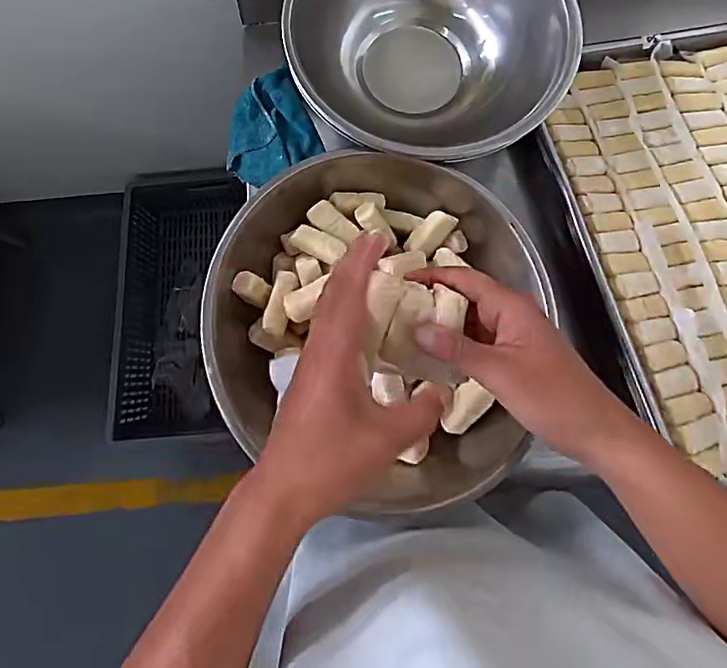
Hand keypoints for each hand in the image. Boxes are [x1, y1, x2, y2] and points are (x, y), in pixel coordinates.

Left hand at [254, 235, 448, 525]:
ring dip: (345, 284)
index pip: (349, 293)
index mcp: (336, 352)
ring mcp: (309, 361)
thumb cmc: (331, 461)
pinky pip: (326, 327)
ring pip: (326, 310)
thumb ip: (420, 413)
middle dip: (353, 264)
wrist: (283, 487)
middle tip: (374, 244)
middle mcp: (319, 348)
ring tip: (366, 272)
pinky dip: (341, 308)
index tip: (377, 237)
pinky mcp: (307, 376)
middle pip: (334, 293)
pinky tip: (353, 321)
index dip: (362, 262)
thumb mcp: (387, 439)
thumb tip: (442, 391)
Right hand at [409, 266, 643, 463]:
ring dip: (442, 323)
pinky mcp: (514, 355)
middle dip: (432, 299)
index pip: (465, 278)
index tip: (399, 279)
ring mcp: (513, 335)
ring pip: (470, 320)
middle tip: (395, 307)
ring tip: (406, 329)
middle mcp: (511, 313)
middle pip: (465, 296)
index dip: (432, 275)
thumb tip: (417, 328)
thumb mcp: (500, 373)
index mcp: (511, 306)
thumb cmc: (553, 397)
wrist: (597, 431)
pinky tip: (434, 356)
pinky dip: (456, 344)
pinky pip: (478, 340)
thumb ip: (457, 349)